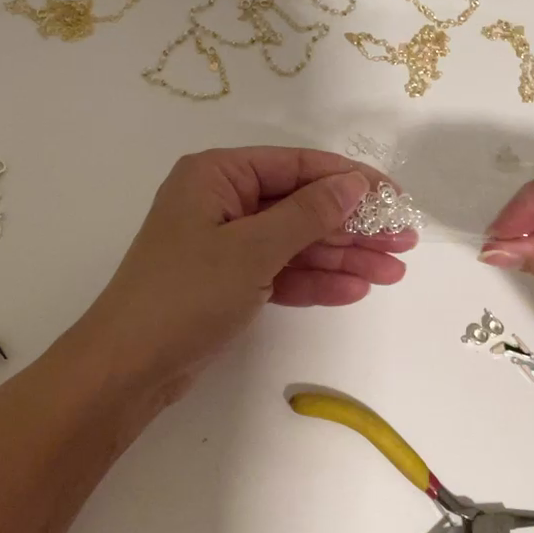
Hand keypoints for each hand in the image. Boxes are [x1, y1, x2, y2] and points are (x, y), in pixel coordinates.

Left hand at [78, 147, 414, 396]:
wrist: (128, 366)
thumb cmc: (185, 293)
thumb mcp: (252, 249)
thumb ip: (307, 214)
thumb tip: (354, 184)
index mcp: (217, 175)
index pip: (296, 166)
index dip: (349, 180)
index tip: (395, 198)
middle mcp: (221, 201)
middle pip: (300, 205)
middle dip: (352, 224)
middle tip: (405, 241)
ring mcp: (224, 244)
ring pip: (295, 242)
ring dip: (342, 256)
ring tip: (394, 271)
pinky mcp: (228, 282)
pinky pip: (281, 272)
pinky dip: (315, 281)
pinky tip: (356, 288)